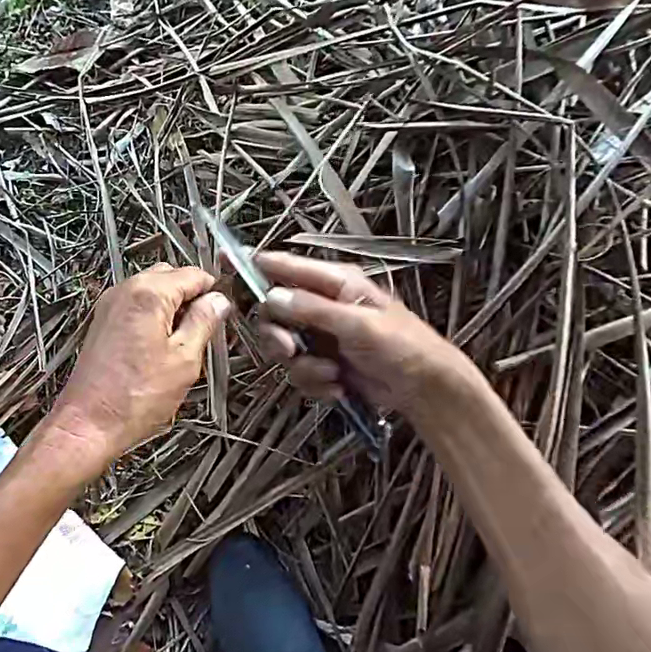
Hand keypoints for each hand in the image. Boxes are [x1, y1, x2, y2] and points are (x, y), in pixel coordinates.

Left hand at [45, 265, 231, 462]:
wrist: (89, 424)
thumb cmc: (130, 399)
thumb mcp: (184, 359)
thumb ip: (204, 322)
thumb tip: (217, 303)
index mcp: (148, 294)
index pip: (193, 274)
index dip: (214, 291)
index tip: (224, 307)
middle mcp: (124, 292)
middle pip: (170, 276)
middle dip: (192, 297)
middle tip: (208, 327)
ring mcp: (110, 307)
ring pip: (152, 291)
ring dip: (172, 308)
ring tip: (185, 344)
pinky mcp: (103, 324)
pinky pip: (135, 308)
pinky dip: (153, 319)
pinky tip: (161, 349)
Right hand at [252, 252, 478, 414]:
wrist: (424, 388)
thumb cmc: (406, 346)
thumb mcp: (359, 324)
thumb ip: (313, 309)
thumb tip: (273, 297)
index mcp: (334, 283)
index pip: (284, 267)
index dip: (253, 264)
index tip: (225, 262)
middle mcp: (321, 306)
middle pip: (272, 312)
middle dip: (278, 336)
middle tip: (290, 349)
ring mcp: (319, 336)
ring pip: (281, 346)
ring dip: (302, 365)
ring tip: (330, 372)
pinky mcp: (321, 362)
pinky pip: (297, 371)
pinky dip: (315, 382)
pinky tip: (337, 384)